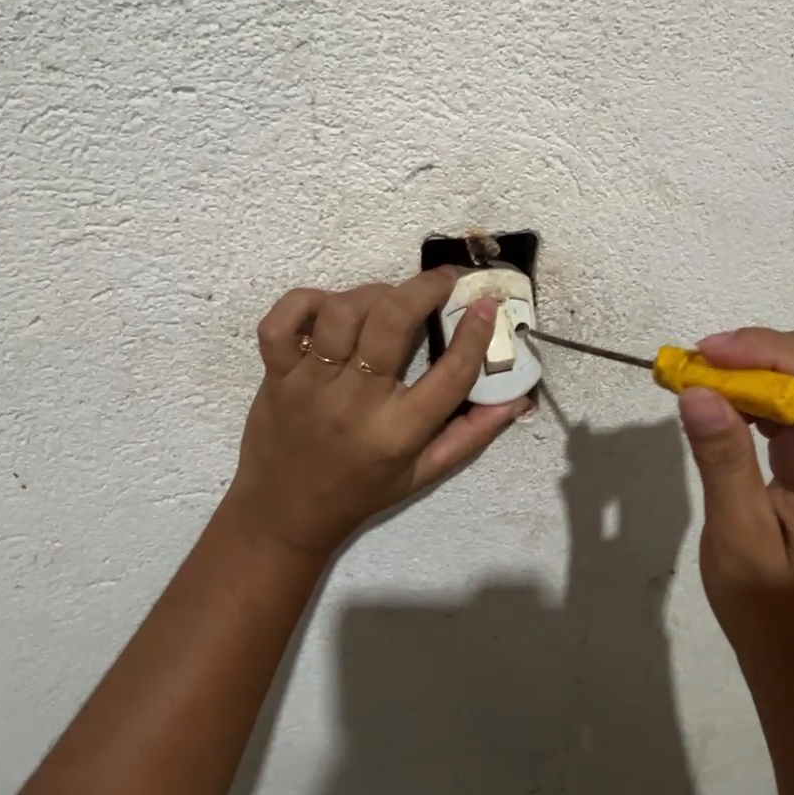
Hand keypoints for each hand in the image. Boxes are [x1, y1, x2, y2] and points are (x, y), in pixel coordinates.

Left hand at [225, 268, 532, 556]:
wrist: (283, 516)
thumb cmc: (361, 492)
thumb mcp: (423, 474)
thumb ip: (471, 434)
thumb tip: (517, 398)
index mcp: (399, 432)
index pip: (450, 373)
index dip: (475, 332)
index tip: (486, 303)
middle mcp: (356, 403)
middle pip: (392, 321)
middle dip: (426, 287)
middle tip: (445, 279)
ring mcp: (310, 385)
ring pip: (342, 312)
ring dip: (373, 293)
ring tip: (389, 298)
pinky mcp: (276, 375)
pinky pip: (280, 323)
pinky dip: (305, 302)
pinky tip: (329, 307)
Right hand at [677, 327, 793, 660]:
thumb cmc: (773, 612)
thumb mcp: (738, 540)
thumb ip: (723, 461)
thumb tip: (699, 390)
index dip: (764, 351)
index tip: (702, 355)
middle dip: (759, 352)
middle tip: (698, 372)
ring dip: (757, 368)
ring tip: (702, 387)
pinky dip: (762, 392)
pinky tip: (726, 412)